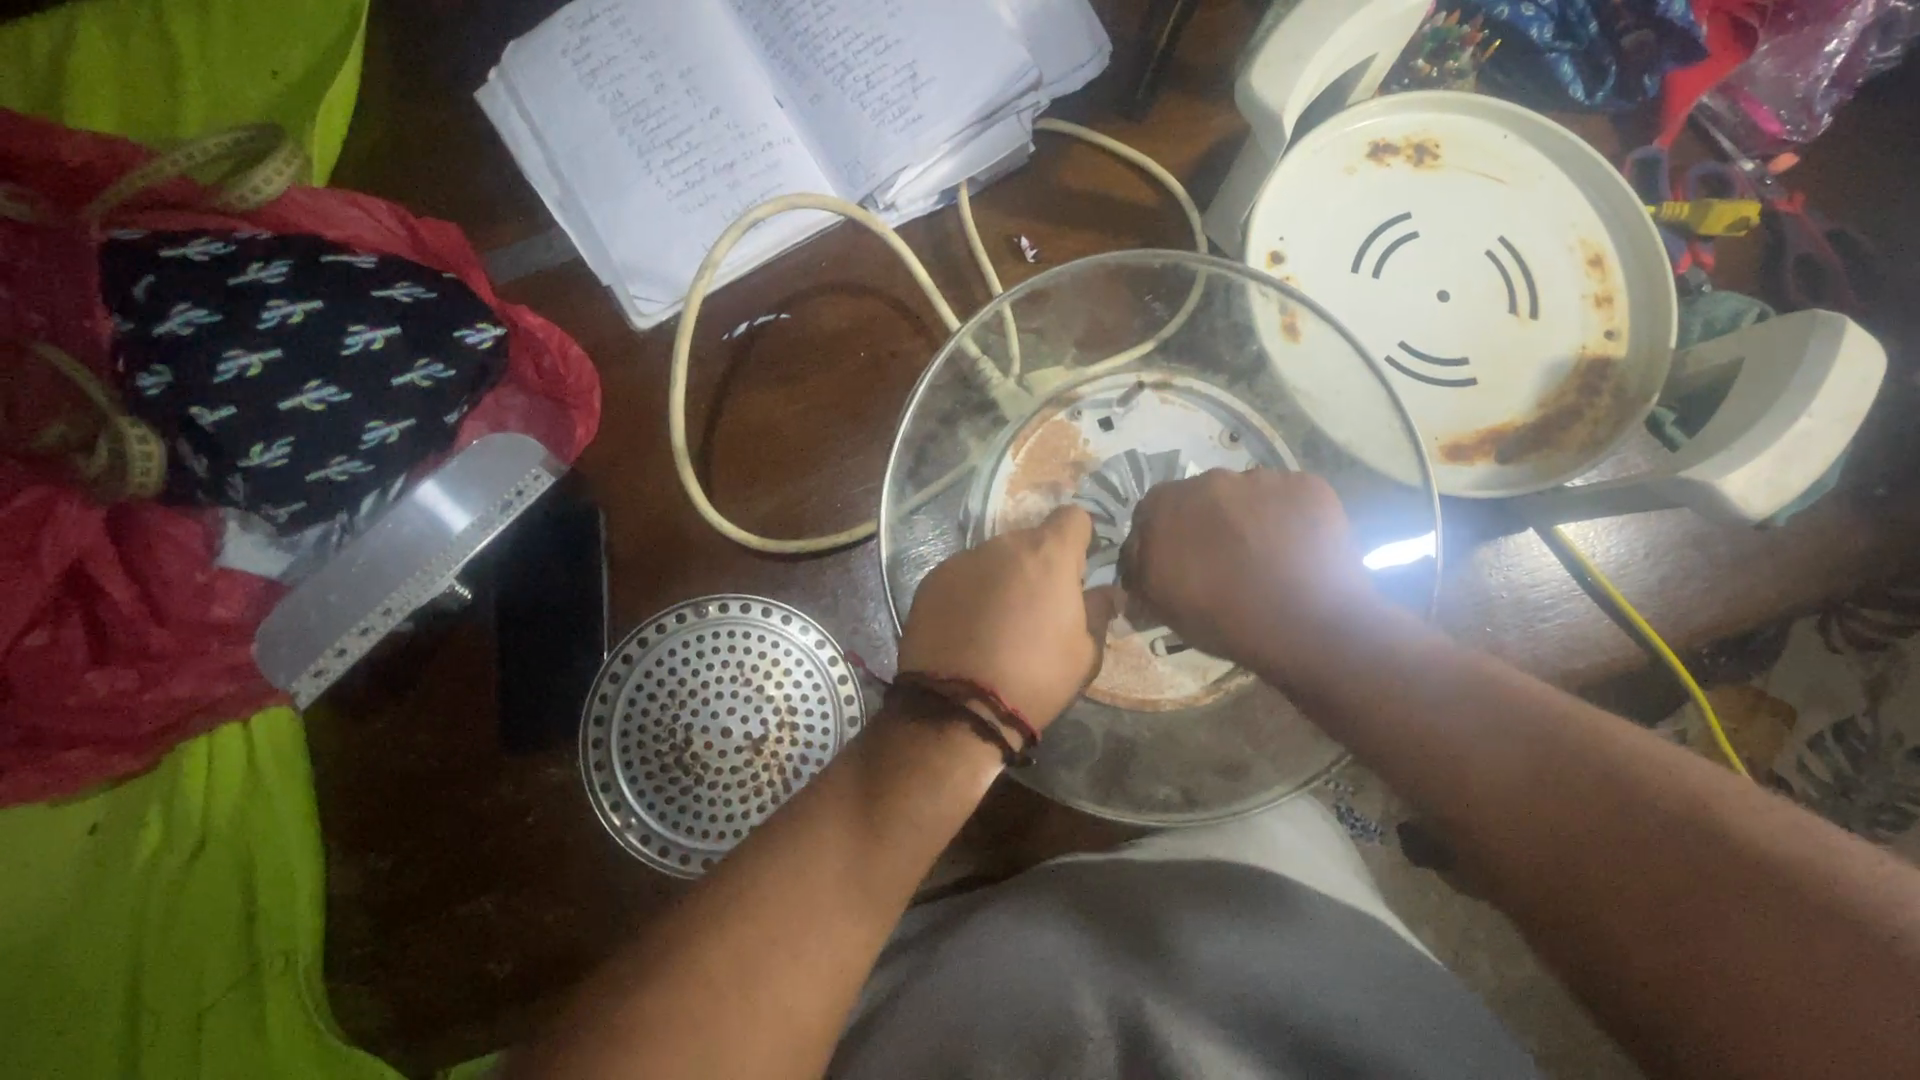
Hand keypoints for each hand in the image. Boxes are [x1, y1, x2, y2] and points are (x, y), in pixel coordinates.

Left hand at [898, 506, 1117, 729]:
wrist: (957, 707)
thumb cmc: (1035, 679)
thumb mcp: (1084, 653)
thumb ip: (1098, 611)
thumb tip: (1108, 591)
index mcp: (1048, 555)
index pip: (1073, 517)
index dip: (1079, 539)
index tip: (1076, 571)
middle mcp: (1003, 546)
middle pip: (1029, 539)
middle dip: (1037, 564)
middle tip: (1036, 607)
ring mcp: (962, 560)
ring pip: (992, 558)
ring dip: (1000, 578)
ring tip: (996, 622)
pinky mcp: (931, 581)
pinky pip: (961, 576)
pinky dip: (968, 593)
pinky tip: (966, 629)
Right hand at [1119, 468, 1376, 672]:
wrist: (1305, 623)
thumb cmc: (1221, 616)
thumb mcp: (1160, 604)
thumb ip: (1137, 572)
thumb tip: (1133, 562)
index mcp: (1165, 504)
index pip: (1153, 512)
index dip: (1168, 538)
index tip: (1181, 564)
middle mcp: (1211, 479)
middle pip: (1203, 498)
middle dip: (1211, 523)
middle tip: (1227, 562)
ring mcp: (1264, 478)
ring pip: (1250, 496)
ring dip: (1252, 519)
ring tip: (1269, 559)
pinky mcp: (1308, 485)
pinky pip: (1291, 499)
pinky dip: (1291, 519)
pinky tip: (1298, 552)